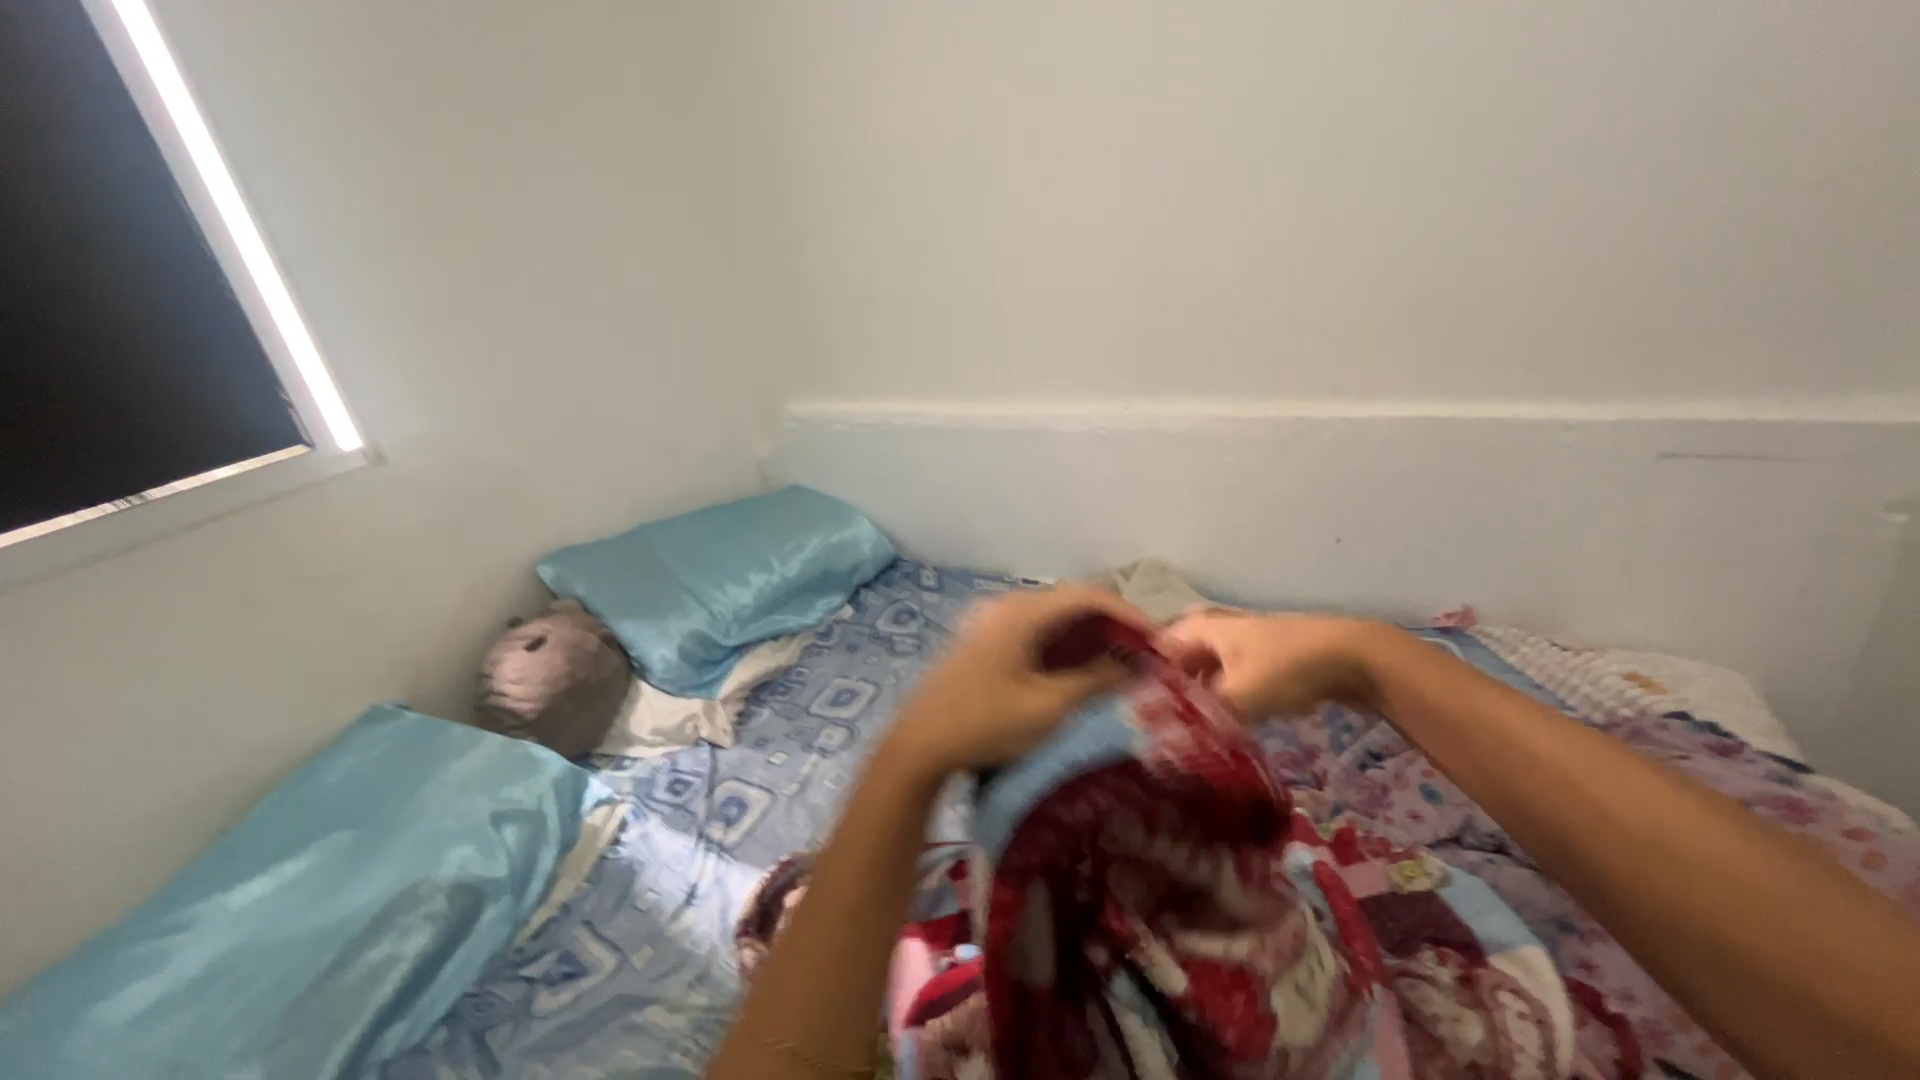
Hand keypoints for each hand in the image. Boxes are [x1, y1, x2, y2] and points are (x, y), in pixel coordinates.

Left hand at [888, 586, 1151, 772]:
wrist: (917, 746)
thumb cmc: (984, 724)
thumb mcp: (1048, 707)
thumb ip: (1094, 680)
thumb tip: (1129, 667)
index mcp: (1022, 612)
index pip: (1090, 595)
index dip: (1130, 615)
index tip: (1159, 643)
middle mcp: (1006, 605)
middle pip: (1072, 601)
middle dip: (1112, 624)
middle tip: (1144, 654)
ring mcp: (991, 622)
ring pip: (1053, 617)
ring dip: (1088, 635)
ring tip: (1119, 662)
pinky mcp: (984, 642)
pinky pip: (1035, 631)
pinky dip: (1064, 644)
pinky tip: (1079, 669)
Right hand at [1158, 609, 1392, 718]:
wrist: (1354, 657)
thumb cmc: (1286, 667)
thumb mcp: (1238, 695)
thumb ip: (1200, 718)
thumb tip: (1164, 744)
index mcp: (1202, 629)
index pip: (1157, 650)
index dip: (1144, 679)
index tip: (1135, 712)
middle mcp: (1217, 632)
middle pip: (1182, 664)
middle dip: (1172, 694)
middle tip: (1160, 728)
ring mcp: (1243, 646)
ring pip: (1208, 675)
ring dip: (1200, 702)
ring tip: (1188, 733)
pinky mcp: (1265, 664)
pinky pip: (1232, 683)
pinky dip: (1225, 703)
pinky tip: (1224, 728)